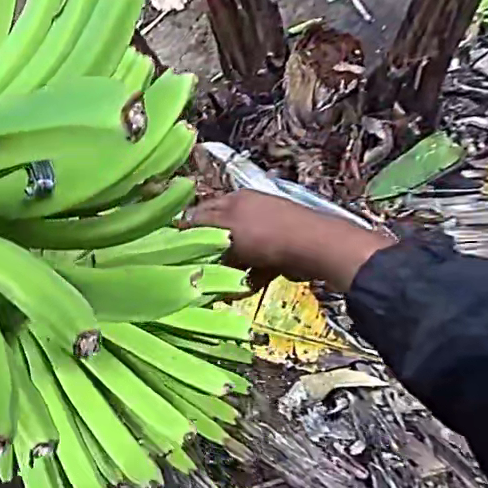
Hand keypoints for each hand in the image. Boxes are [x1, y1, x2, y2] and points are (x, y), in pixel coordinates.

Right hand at [186, 191, 392, 291]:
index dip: (186, 229)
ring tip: (219, 284)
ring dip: (228, 268)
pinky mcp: (280, 250)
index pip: (200, 211)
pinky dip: (249, 276)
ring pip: (237, 251)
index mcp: (234, 199)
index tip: (173, 249)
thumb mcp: (223, 227)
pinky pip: (256, 264)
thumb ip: (198, 226)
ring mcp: (267, 229)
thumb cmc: (264, 235)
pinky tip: (244, 288)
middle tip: (196, 269)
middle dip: (208, 252)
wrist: (314, 249)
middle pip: (218, 233)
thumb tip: (178, 225)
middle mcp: (249, 210)